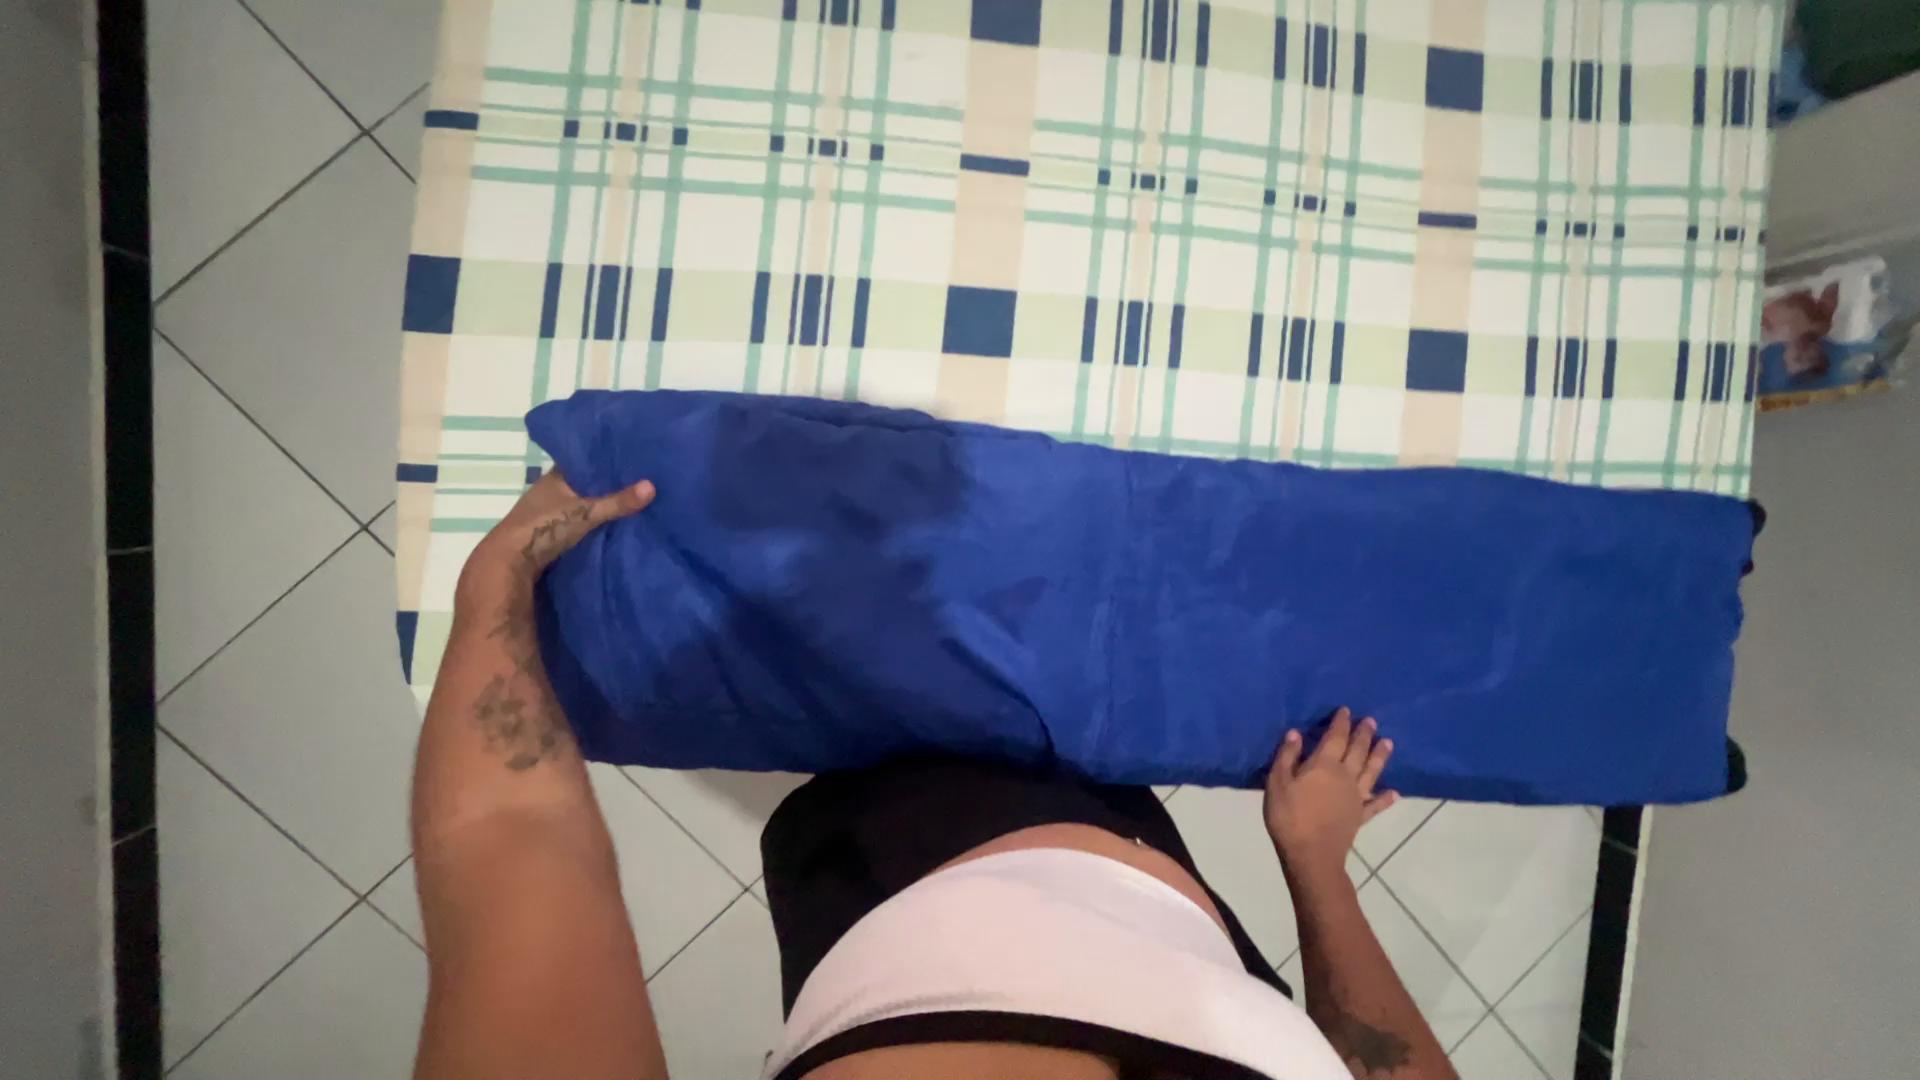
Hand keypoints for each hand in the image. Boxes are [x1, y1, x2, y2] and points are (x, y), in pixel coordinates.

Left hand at [461, 471, 654, 590]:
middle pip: (583, 484)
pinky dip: (593, 522)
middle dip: (606, 483)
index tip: (629, 457)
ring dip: (600, 504)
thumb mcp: (586, 512)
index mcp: (554, 478)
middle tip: (639, 479)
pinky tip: (614, 523)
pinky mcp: (550, 534)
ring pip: (580, 504)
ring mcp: (548, 514)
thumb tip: (653, 486)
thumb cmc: (545, 526)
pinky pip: (578, 522)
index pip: (582, 461)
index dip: (603, 458)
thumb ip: (618, 502)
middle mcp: (549, 492)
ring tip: (633, 500)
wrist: (510, 562)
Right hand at [1263, 707, 1396, 875]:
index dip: (1341, 723)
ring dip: (1380, 757)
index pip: (1336, 738)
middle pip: (1357, 751)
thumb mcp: (1277, 782)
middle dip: (1363, 735)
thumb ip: (1287, 756)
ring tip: (1388, 743)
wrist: (1311, 854)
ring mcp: (1356, 797)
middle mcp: (1345, 777)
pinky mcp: (1360, 816)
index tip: (1346, 710)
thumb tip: (1297, 733)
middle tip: (1371, 721)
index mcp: (1324, 765)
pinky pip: (1375, 805)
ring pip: (1371, 772)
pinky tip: (1394, 793)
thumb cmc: (1288, 815)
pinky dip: (1385, 798)